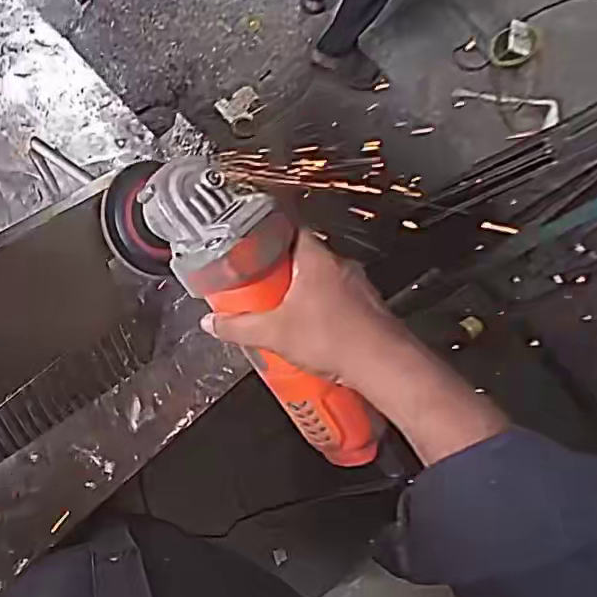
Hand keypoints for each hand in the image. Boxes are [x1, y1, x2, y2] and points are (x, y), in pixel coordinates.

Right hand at [200, 230, 506, 464]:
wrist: (382, 365)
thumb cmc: (338, 340)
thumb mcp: (272, 334)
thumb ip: (237, 326)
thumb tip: (213, 323)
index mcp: (317, 260)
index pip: (291, 231)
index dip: (269, 238)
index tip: (251, 250)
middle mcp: (340, 267)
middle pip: (301, 260)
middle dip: (276, 276)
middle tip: (256, 291)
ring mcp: (356, 288)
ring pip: (318, 282)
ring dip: (297, 296)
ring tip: (276, 317)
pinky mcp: (365, 310)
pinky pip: (333, 302)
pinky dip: (316, 314)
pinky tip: (304, 335)